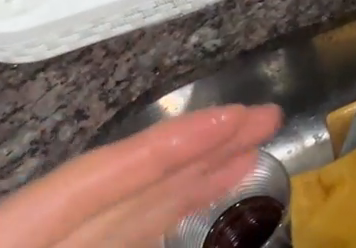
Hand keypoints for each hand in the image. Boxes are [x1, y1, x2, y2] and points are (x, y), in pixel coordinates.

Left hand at [0, 104, 281, 247]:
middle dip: (193, 153)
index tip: (237, 121)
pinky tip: (187, 210)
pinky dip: (150, 224)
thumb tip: (162, 219)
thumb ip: (100, 241)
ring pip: (111, 220)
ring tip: (248, 154)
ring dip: (183, 184)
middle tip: (267, 120)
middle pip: (110, 192)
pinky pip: (103, 247)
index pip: (88, 186)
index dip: (167, 147)